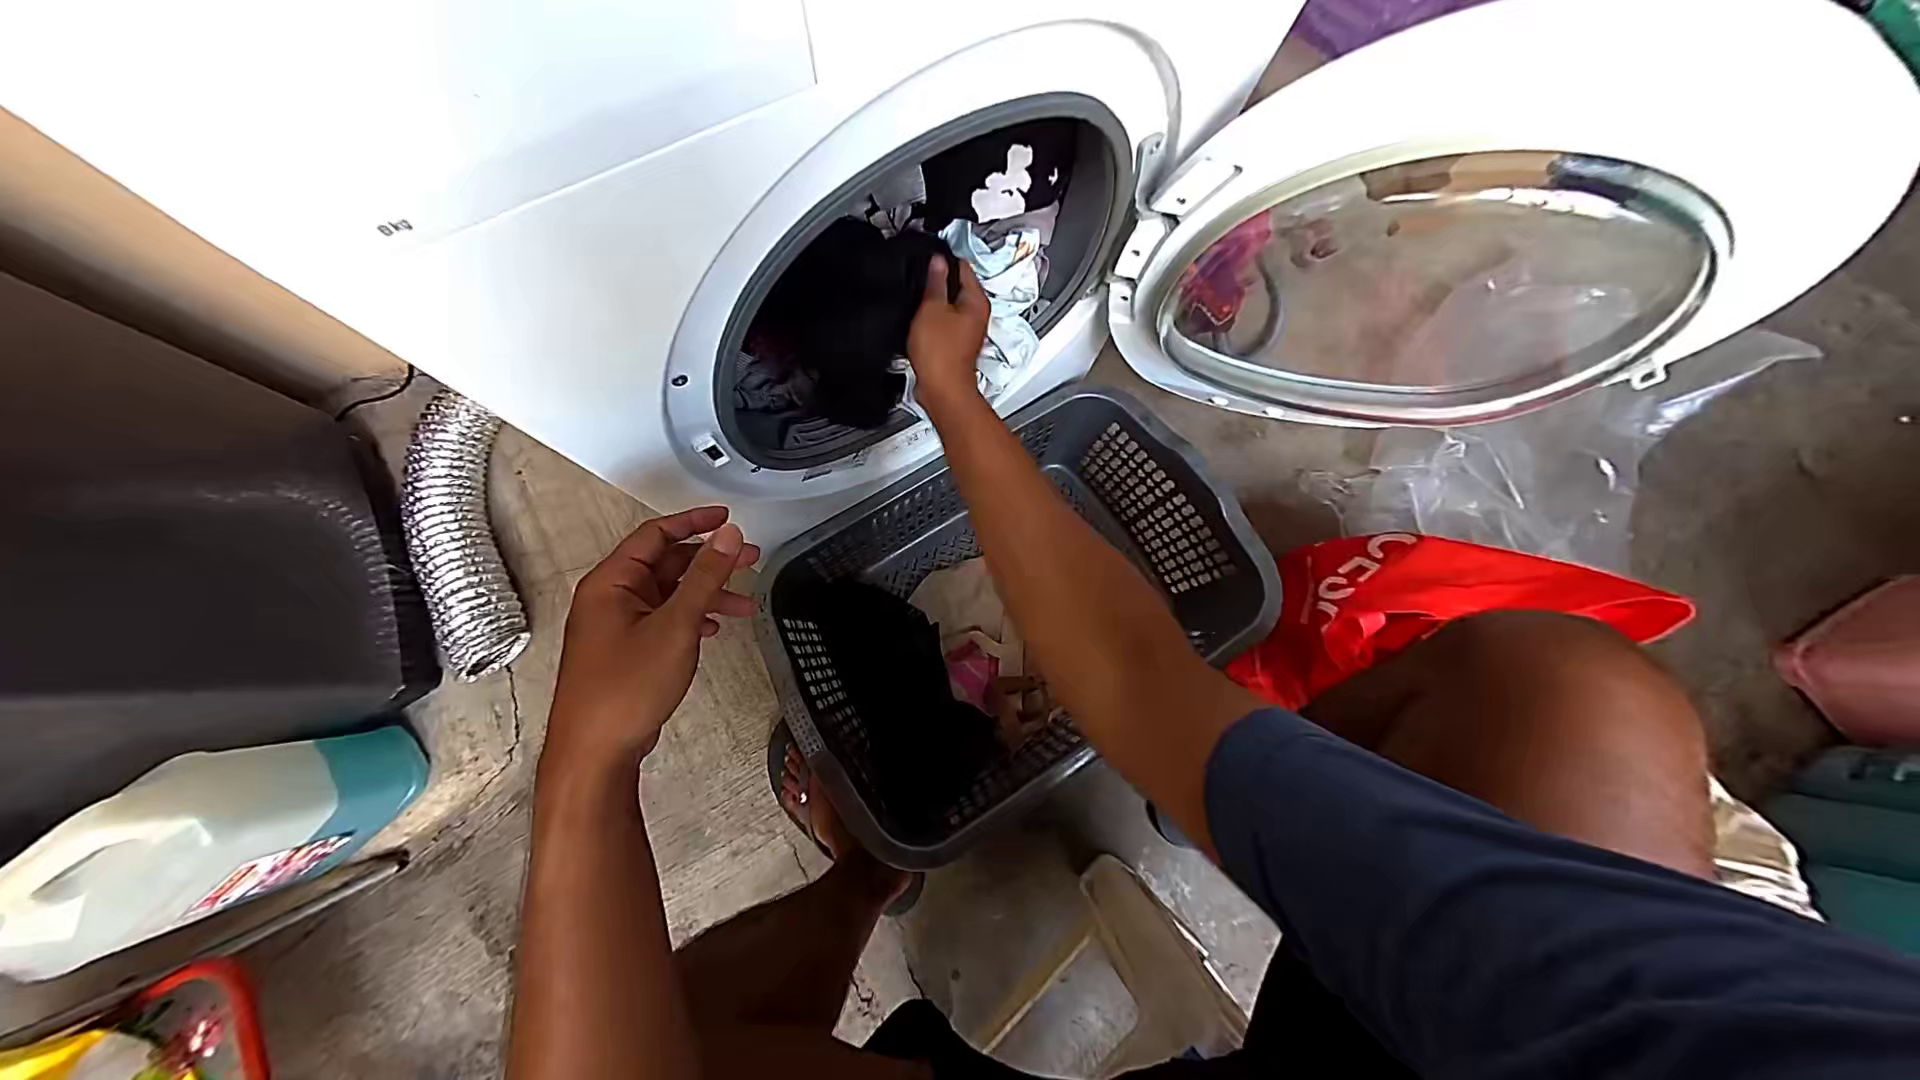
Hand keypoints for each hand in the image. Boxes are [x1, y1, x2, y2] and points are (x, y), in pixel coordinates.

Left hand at [543, 507, 761, 772]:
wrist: (596, 750)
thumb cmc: (623, 690)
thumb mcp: (676, 624)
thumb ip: (706, 576)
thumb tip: (727, 537)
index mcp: (612, 582)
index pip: (656, 534)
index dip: (694, 522)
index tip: (725, 518)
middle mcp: (611, 598)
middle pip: (667, 563)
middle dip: (710, 561)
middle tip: (747, 557)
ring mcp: (619, 625)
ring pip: (671, 594)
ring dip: (707, 593)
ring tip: (744, 601)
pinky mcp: (629, 648)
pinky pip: (667, 618)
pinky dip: (693, 617)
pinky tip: (714, 627)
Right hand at [907, 255, 990, 407]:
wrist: (941, 389)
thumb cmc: (941, 355)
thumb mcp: (931, 308)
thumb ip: (935, 281)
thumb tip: (937, 261)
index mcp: (977, 301)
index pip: (963, 266)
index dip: (944, 259)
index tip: (930, 256)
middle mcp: (977, 316)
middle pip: (958, 286)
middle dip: (939, 281)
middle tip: (921, 278)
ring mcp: (967, 332)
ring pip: (951, 306)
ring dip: (936, 302)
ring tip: (920, 300)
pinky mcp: (956, 345)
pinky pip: (944, 324)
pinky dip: (933, 320)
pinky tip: (921, 323)